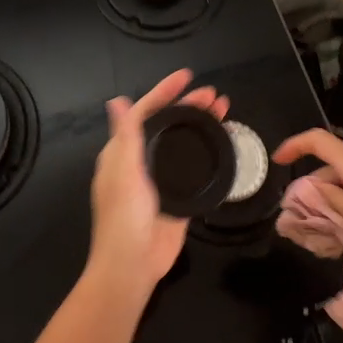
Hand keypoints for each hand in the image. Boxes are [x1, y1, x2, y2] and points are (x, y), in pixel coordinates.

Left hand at [87, 69, 229, 292]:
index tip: (186, 76)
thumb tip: (117, 100)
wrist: (133, 265)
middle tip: (216, 96)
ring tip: (224, 112)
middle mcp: (139, 162)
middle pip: (167, 126)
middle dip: (189, 107)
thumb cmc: (124, 217)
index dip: (163, 92)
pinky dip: (208, 154)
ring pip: (182, 145)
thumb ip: (125, 136)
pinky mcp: (177, 198)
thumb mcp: (122, 171)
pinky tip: (224, 144)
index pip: (144, 113)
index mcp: (121, 153)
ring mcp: (159, 180)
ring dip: (201, 127)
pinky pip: (194, 170)